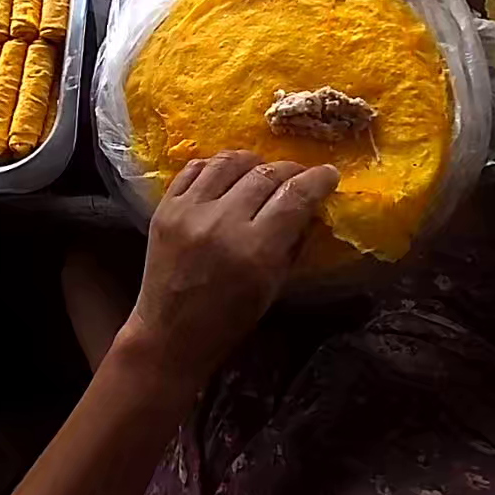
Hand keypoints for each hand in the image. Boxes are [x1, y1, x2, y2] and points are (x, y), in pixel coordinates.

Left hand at [120, 151, 339, 382]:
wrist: (170, 333)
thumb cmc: (229, 319)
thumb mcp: (273, 286)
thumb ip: (293, 242)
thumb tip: (310, 205)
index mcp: (254, 250)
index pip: (295, 196)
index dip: (318, 179)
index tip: (329, 173)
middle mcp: (220, 223)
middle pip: (264, 175)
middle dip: (290, 169)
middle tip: (300, 173)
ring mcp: (187, 211)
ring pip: (227, 163)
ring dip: (252, 161)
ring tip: (262, 167)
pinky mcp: (164, 208)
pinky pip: (193, 170)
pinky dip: (214, 165)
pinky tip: (226, 172)